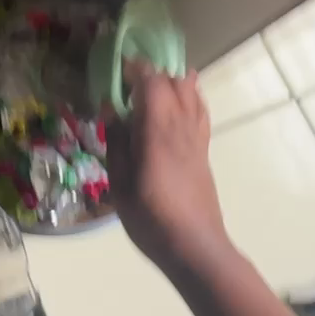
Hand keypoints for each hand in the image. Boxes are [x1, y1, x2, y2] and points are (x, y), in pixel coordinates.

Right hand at [117, 66, 228, 271]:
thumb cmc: (149, 217)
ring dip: (171, 82)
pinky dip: (188, 97)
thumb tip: (111, 107)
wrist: (194, 246)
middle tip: (128, 82)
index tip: (117, 68)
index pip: (152, 82)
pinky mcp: (203, 150)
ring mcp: (196, 138)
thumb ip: (116, 140)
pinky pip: (199, 110)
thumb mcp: (119, 181)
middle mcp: (180, 127)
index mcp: (157, 131)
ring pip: (191, 92)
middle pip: (174, 81)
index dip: (135, 68)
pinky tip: (176, 103)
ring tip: (149, 90)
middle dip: (152, 73)